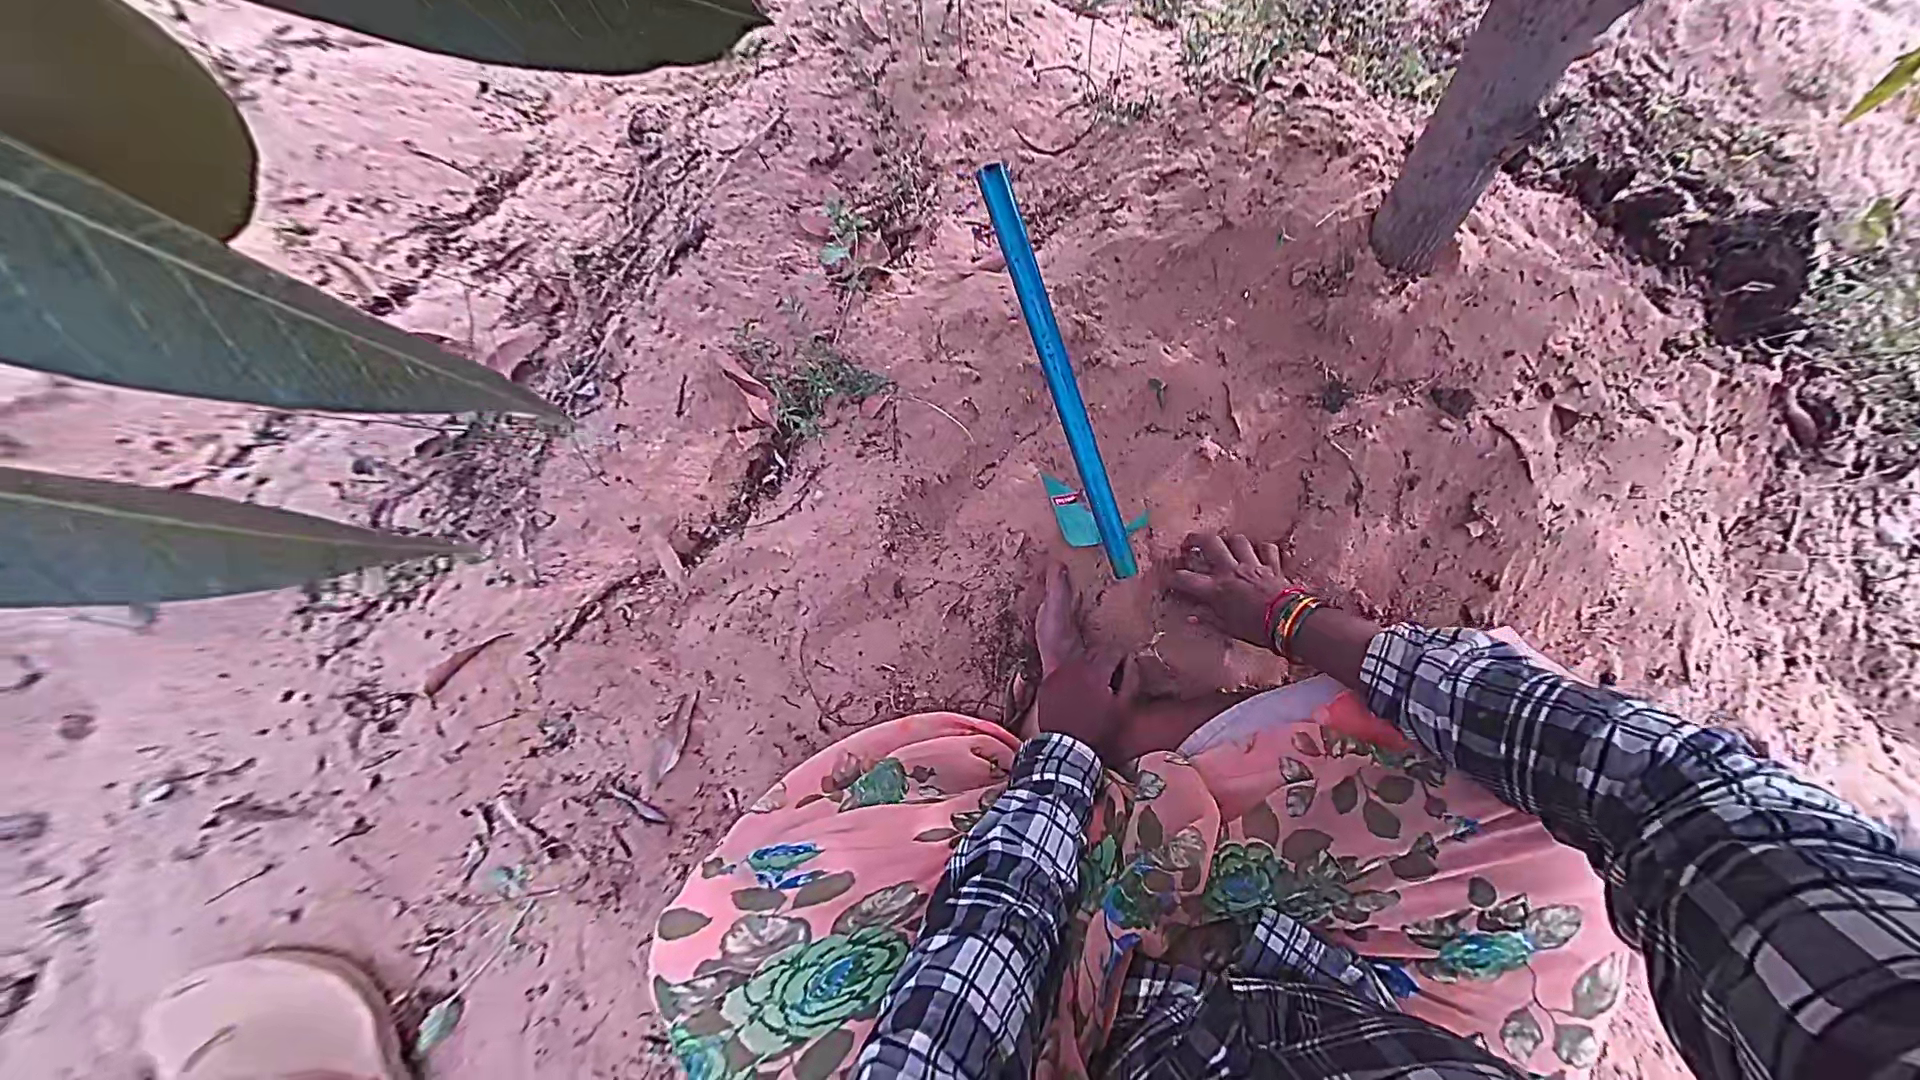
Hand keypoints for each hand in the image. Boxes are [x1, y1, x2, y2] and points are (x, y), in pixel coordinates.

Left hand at [1035, 645, 1143, 765]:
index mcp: (1095, 670)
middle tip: (1112, 672)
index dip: (1123, 656)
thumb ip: (1129, 680)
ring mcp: (1057, 674)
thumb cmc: (1099, 731)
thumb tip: (1130, 661)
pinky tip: (1077, 689)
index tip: (1126, 663)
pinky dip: (1071, 676)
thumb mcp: (1122, 708)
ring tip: (1095, 682)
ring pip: (1076, 659)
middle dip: (1105, 658)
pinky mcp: (1046, 683)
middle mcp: (1074, 666)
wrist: (1066, 749)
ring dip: (1088, 666)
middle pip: (1094, 652)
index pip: (1113, 650)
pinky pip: (1062, 672)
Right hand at [1168, 532, 1292, 647]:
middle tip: (1190, 543)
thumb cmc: (1256, 629)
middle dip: (1196, 539)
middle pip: (1210, 543)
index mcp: (1216, 589)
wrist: (1291, 622)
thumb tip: (1192, 616)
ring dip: (1229, 542)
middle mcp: (1231, 571)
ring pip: (1237, 541)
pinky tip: (1258, 553)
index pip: (1185, 578)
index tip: (1167, 578)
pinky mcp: (1272, 565)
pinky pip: (1267, 549)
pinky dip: (1262, 549)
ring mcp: (1253, 565)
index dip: (1172, 577)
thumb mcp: (1228, 628)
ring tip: (1225, 546)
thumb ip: (1208, 618)